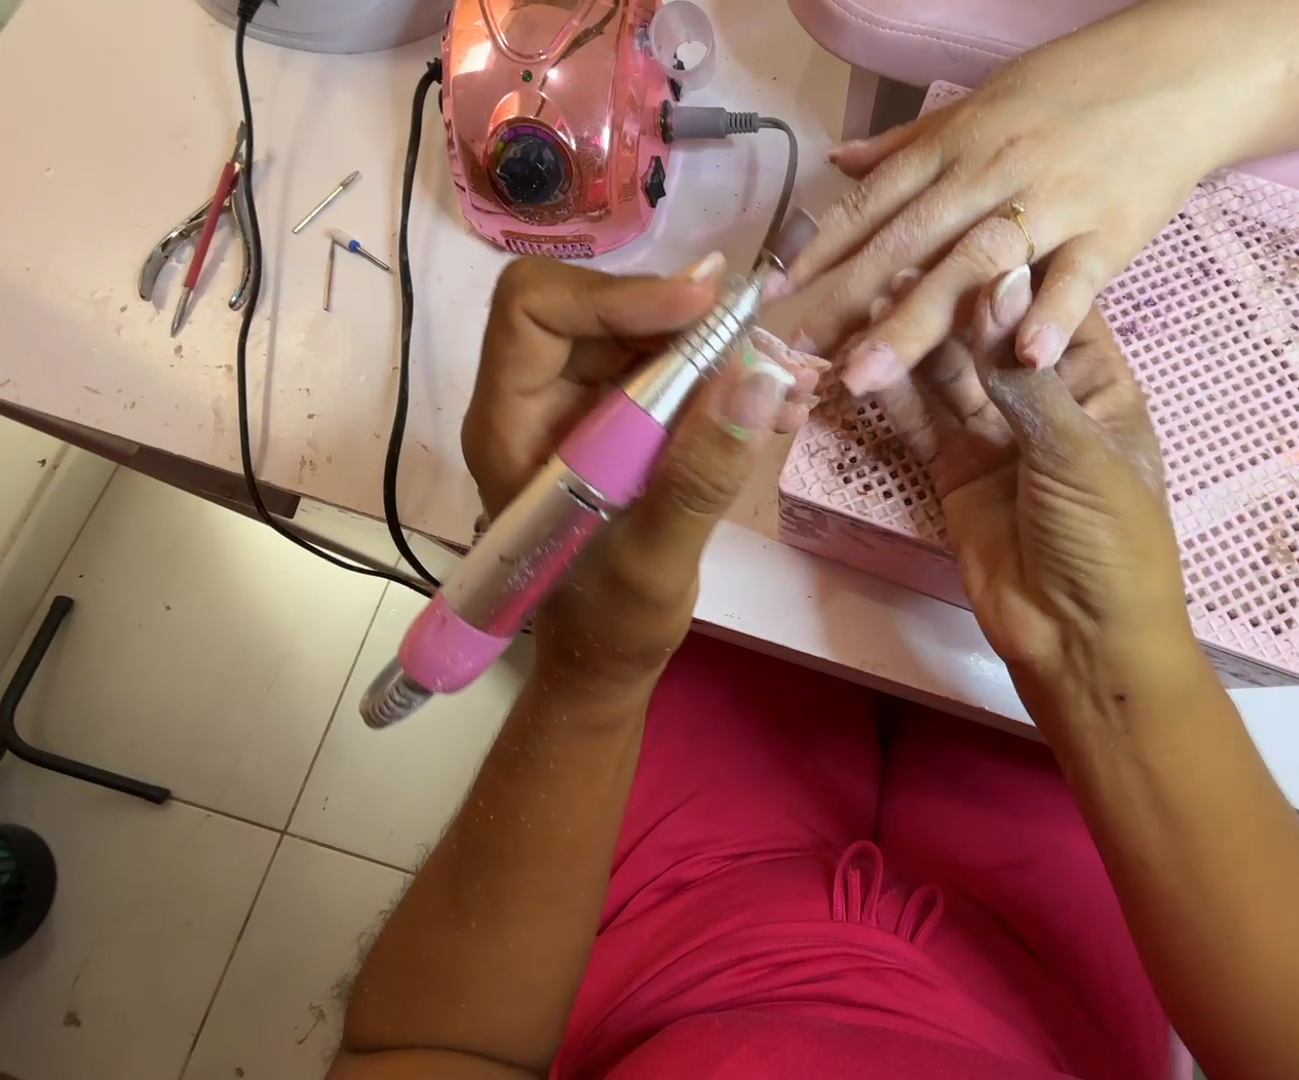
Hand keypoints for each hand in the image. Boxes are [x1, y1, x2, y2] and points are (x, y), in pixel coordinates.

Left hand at [462, 256, 824, 690]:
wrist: (606, 655)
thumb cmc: (610, 625)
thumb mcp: (656, 562)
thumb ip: (699, 478)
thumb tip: (760, 379)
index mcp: (512, 428)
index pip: (537, 311)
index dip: (617, 294)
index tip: (702, 307)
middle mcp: (539, 403)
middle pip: (600, 313)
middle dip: (685, 323)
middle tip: (760, 342)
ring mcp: (580, 412)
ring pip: (644, 339)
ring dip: (718, 352)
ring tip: (786, 383)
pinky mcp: (620, 427)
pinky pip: (671, 377)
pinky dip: (724, 384)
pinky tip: (775, 410)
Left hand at [782, 24, 1232, 394]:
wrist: (1185, 67)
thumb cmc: (1070, 93)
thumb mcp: (978, 107)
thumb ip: (906, 147)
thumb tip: (838, 162)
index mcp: (953, 146)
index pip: (872, 205)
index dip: (820, 252)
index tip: (776, 301)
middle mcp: (988, 172)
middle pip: (906, 244)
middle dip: (847, 305)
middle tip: (800, 360)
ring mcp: (1050, 200)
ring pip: (972, 264)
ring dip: (916, 322)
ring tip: (867, 376)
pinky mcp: (1111, 228)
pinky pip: (1076, 275)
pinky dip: (1050, 314)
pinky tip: (1021, 359)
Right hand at [876, 264, 1193, 715]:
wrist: (1078, 637)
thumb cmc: (1108, 538)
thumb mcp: (1076, 452)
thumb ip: (1025, 376)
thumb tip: (999, 282)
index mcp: (1096, 382)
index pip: (1049, 309)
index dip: (1006, 275)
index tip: (962, 234)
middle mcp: (1041, 399)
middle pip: (988, 341)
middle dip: (947, 308)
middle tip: (899, 263)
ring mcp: (993, 435)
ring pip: (948, 379)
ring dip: (914, 345)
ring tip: (873, 300)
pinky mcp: (954, 470)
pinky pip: (922, 424)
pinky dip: (897, 397)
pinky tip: (868, 362)